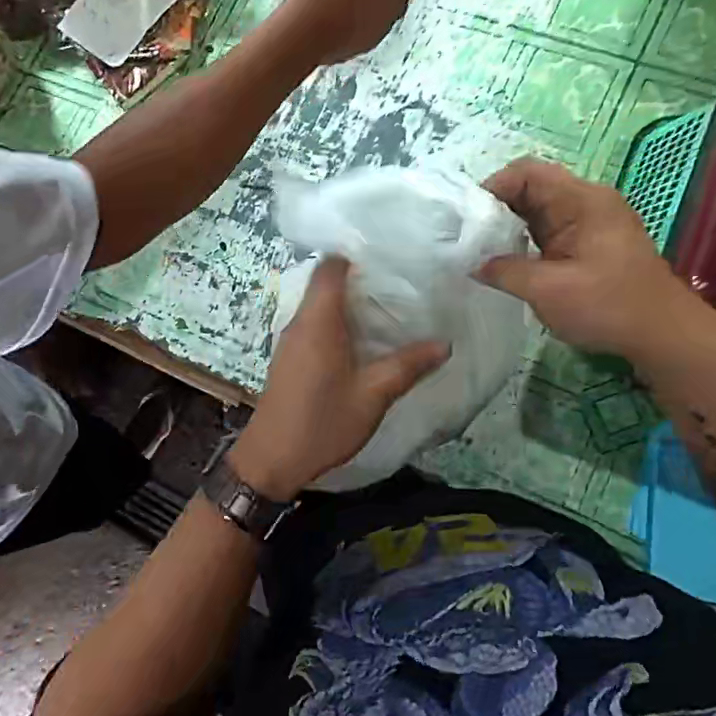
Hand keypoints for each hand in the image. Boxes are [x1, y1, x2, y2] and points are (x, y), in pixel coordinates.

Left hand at [228, 258, 447, 499]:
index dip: (355, 257)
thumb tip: (444, 344)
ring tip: (387, 311)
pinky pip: (314, 327)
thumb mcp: (372, 396)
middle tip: (399, 286)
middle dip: (359, 281)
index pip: (330, 268)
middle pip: (325, 285)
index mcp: (318, 322)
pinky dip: (337, 325)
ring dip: (348, 305)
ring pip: (319, 307)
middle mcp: (299, 323)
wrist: (272, 458)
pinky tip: (362, 343)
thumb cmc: (322, 423)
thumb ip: (407, 366)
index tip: (388, 260)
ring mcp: (290, 342)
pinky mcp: (289, 359)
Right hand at [474, 158, 699, 356]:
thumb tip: (471, 263)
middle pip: (529, 187)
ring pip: (535, 209)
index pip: (525, 173)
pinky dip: (521, 238)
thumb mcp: (547, 290)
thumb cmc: (608, 307)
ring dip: (506, 225)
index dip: (491, 188)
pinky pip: (545, 228)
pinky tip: (504, 259)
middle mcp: (585, 202)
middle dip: (494, 208)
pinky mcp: (586, 242)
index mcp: (581, 201)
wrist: (662, 335)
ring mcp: (587, 222)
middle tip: (466, 236)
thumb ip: (503, 271)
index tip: (466, 220)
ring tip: (479, 249)